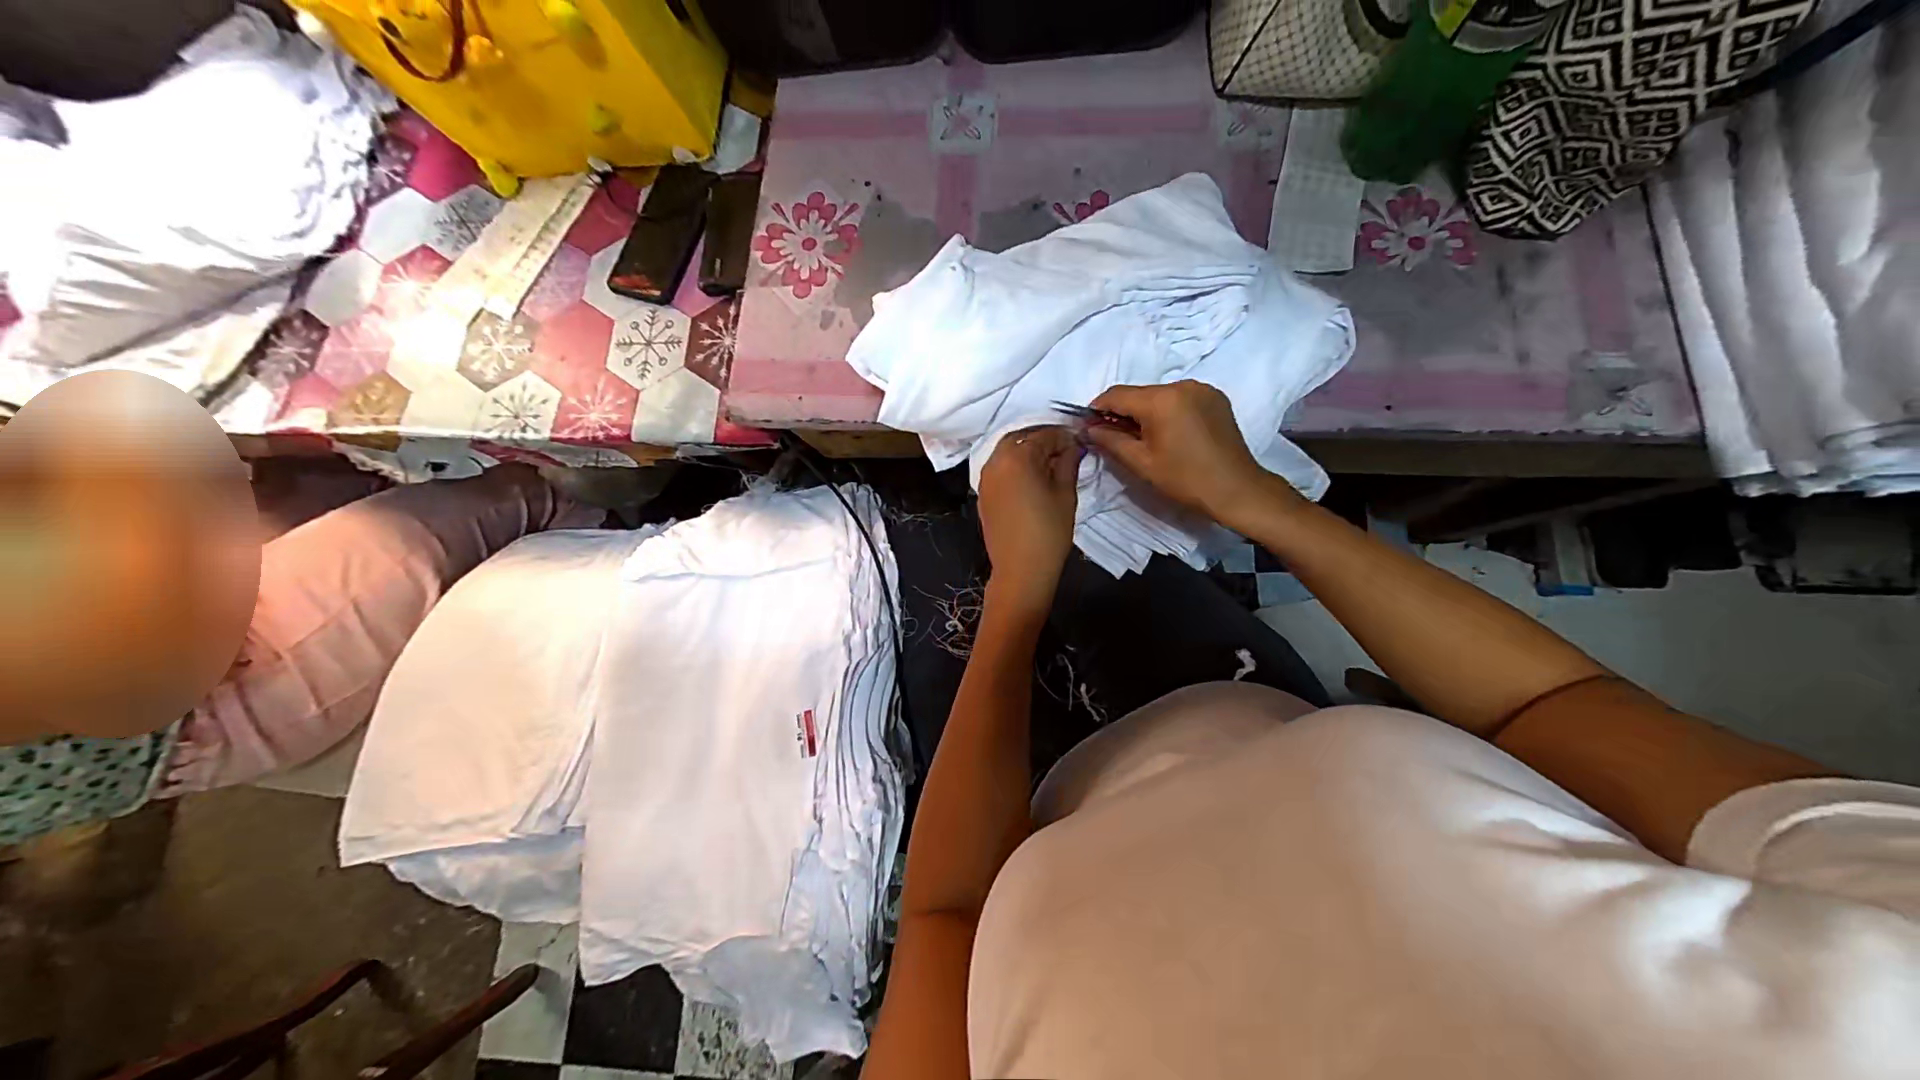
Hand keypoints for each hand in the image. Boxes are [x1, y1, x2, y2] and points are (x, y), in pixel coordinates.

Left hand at [977, 425, 1079, 610]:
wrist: (1020, 570)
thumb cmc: (1048, 532)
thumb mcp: (1065, 494)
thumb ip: (1068, 464)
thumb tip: (1073, 447)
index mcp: (1018, 456)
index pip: (1045, 434)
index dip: (1065, 436)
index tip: (1079, 443)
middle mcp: (996, 461)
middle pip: (1020, 438)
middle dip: (1042, 440)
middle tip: (1063, 451)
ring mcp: (985, 477)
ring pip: (1006, 451)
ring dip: (1026, 451)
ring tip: (1049, 465)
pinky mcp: (983, 493)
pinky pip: (999, 468)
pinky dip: (1014, 466)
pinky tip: (1032, 479)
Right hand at [1085, 381, 1286, 524]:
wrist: (1236, 489)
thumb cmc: (1185, 479)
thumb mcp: (1141, 463)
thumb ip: (1110, 440)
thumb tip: (1088, 428)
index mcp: (1161, 400)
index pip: (1116, 395)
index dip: (1097, 409)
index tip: (1089, 427)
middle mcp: (1182, 385)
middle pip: (1139, 394)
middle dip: (1123, 413)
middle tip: (1114, 439)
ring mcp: (1202, 389)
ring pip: (1159, 396)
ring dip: (1145, 413)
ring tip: (1145, 440)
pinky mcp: (1215, 398)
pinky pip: (1180, 399)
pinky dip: (1167, 411)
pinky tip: (1169, 434)